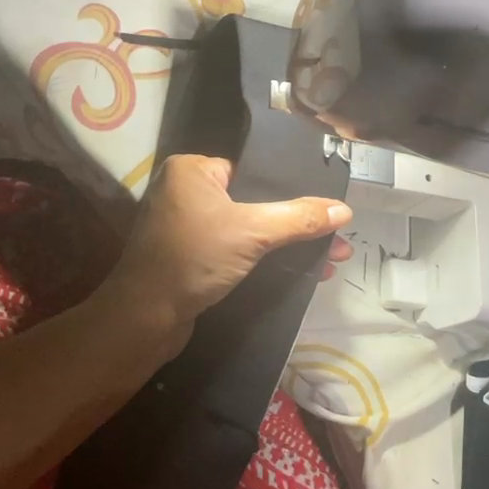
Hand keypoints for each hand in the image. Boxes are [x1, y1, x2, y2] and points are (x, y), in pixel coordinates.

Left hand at [105, 154, 350, 331]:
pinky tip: (300, 271)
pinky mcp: (191, 255)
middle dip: (297, 223)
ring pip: (249, 227)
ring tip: (330, 260)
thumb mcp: (252, 232)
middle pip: (256, 200)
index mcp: (193, 169)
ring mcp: (187, 225)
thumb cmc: (193, 259)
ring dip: (286, 244)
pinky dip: (265, 258)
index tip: (329, 207)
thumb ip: (298, 218)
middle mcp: (186, 190)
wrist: (144, 318)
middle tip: (336, 240)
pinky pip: (237, 248)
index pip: (254, 170)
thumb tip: (344, 210)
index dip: (293, 189)